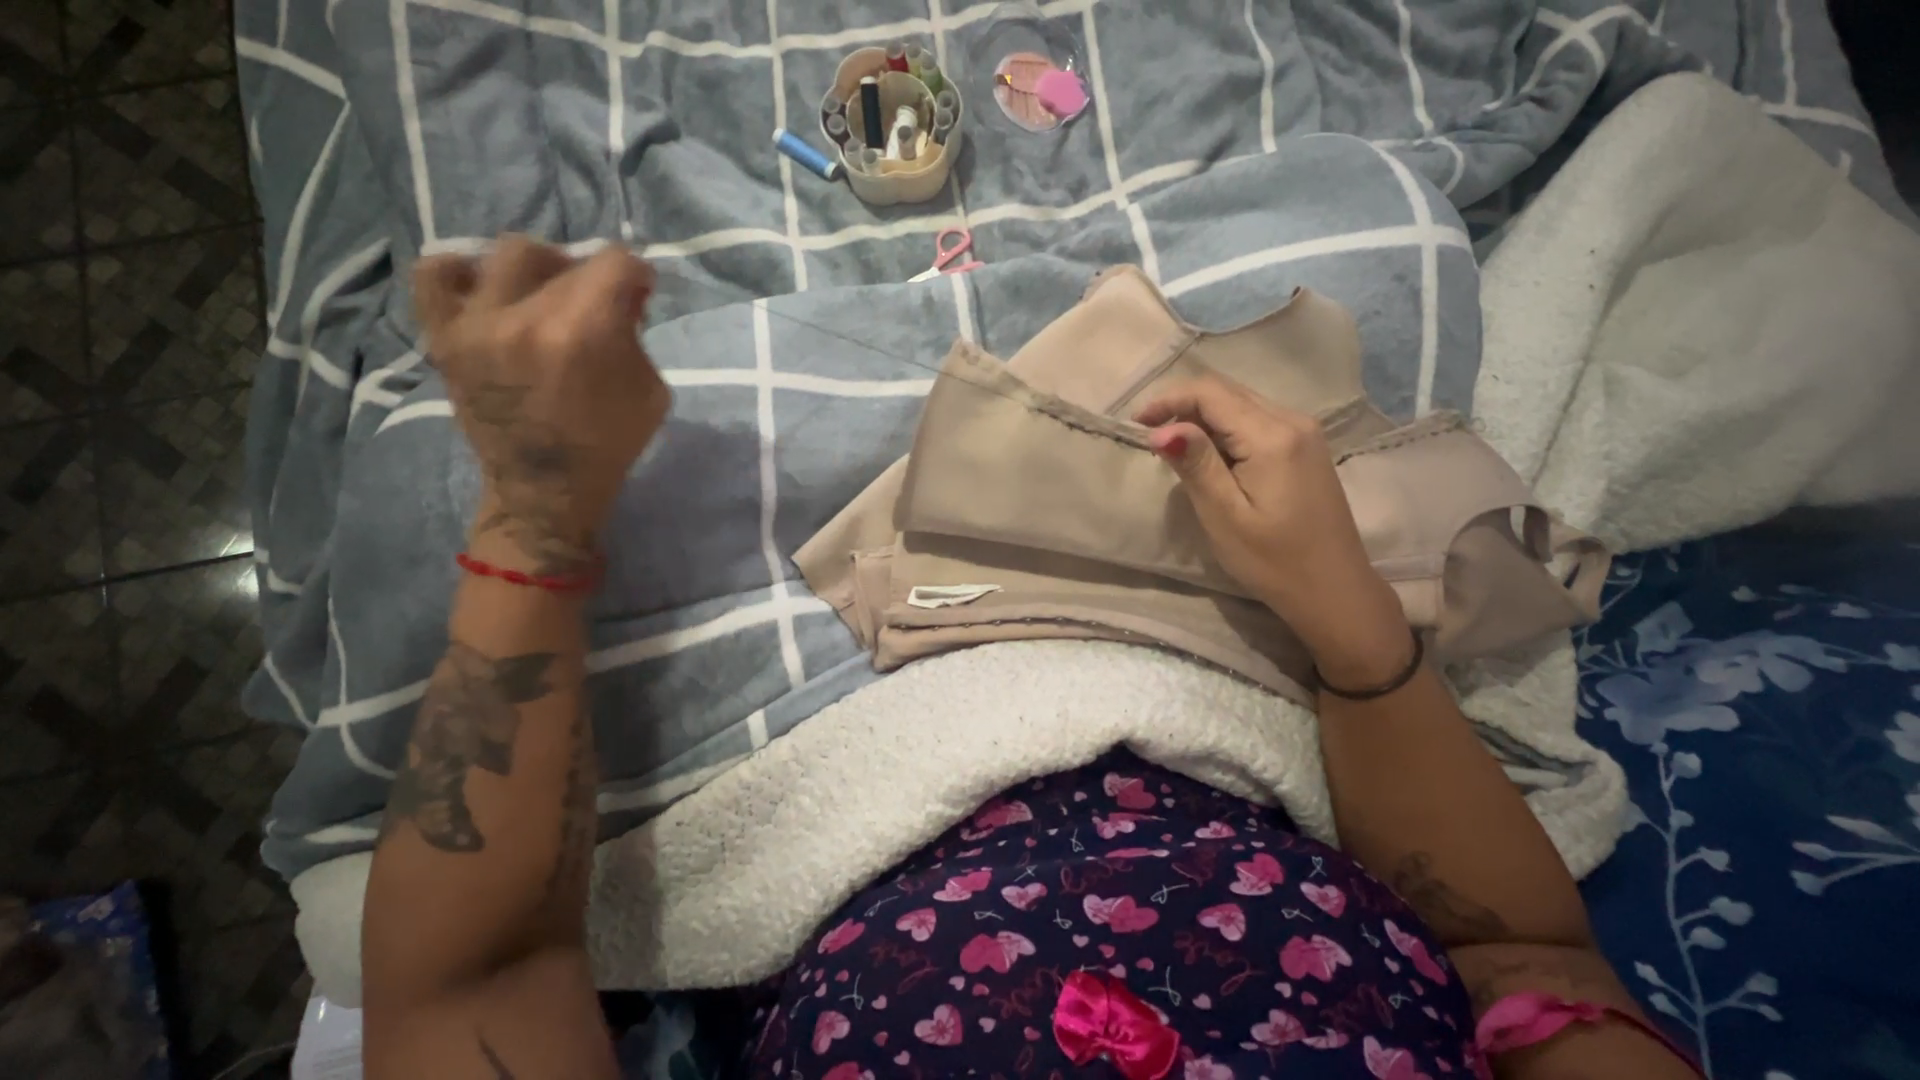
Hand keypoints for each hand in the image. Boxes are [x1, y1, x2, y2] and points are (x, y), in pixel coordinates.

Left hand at [415, 236, 669, 575]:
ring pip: (509, 254)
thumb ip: (634, 334)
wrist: (544, 491)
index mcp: (586, 331)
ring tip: (544, 296)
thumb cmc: (608, 444)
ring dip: (539, 269)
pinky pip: (435, 275)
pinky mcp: (445, 337)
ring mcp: (478, 324)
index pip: (616, 261)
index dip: (637, 275)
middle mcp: (527, 317)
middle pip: (566, 259)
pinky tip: (488, 293)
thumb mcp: (650, 390)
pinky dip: (462, 273)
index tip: (639, 296)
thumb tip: (619, 298)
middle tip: (596, 307)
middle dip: (593, 278)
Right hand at [1135, 374, 1413, 687]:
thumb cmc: (1273, 561)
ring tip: (1174, 448)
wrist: (1334, 589)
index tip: (1136, 425)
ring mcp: (1304, 431)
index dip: (1168, 400)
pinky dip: (1225, 427)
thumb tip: (1161, 429)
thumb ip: (1196, 464)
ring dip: (1203, 415)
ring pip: (1241, 402)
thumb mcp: (1225, 516)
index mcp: (1272, 436)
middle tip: (1149, 436)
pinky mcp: (1306, 446)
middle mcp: (1292, 420)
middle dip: (1182, 404)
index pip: (1210, 392)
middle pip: (1227, 390)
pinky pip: (1257, 419)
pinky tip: (1210, 456)